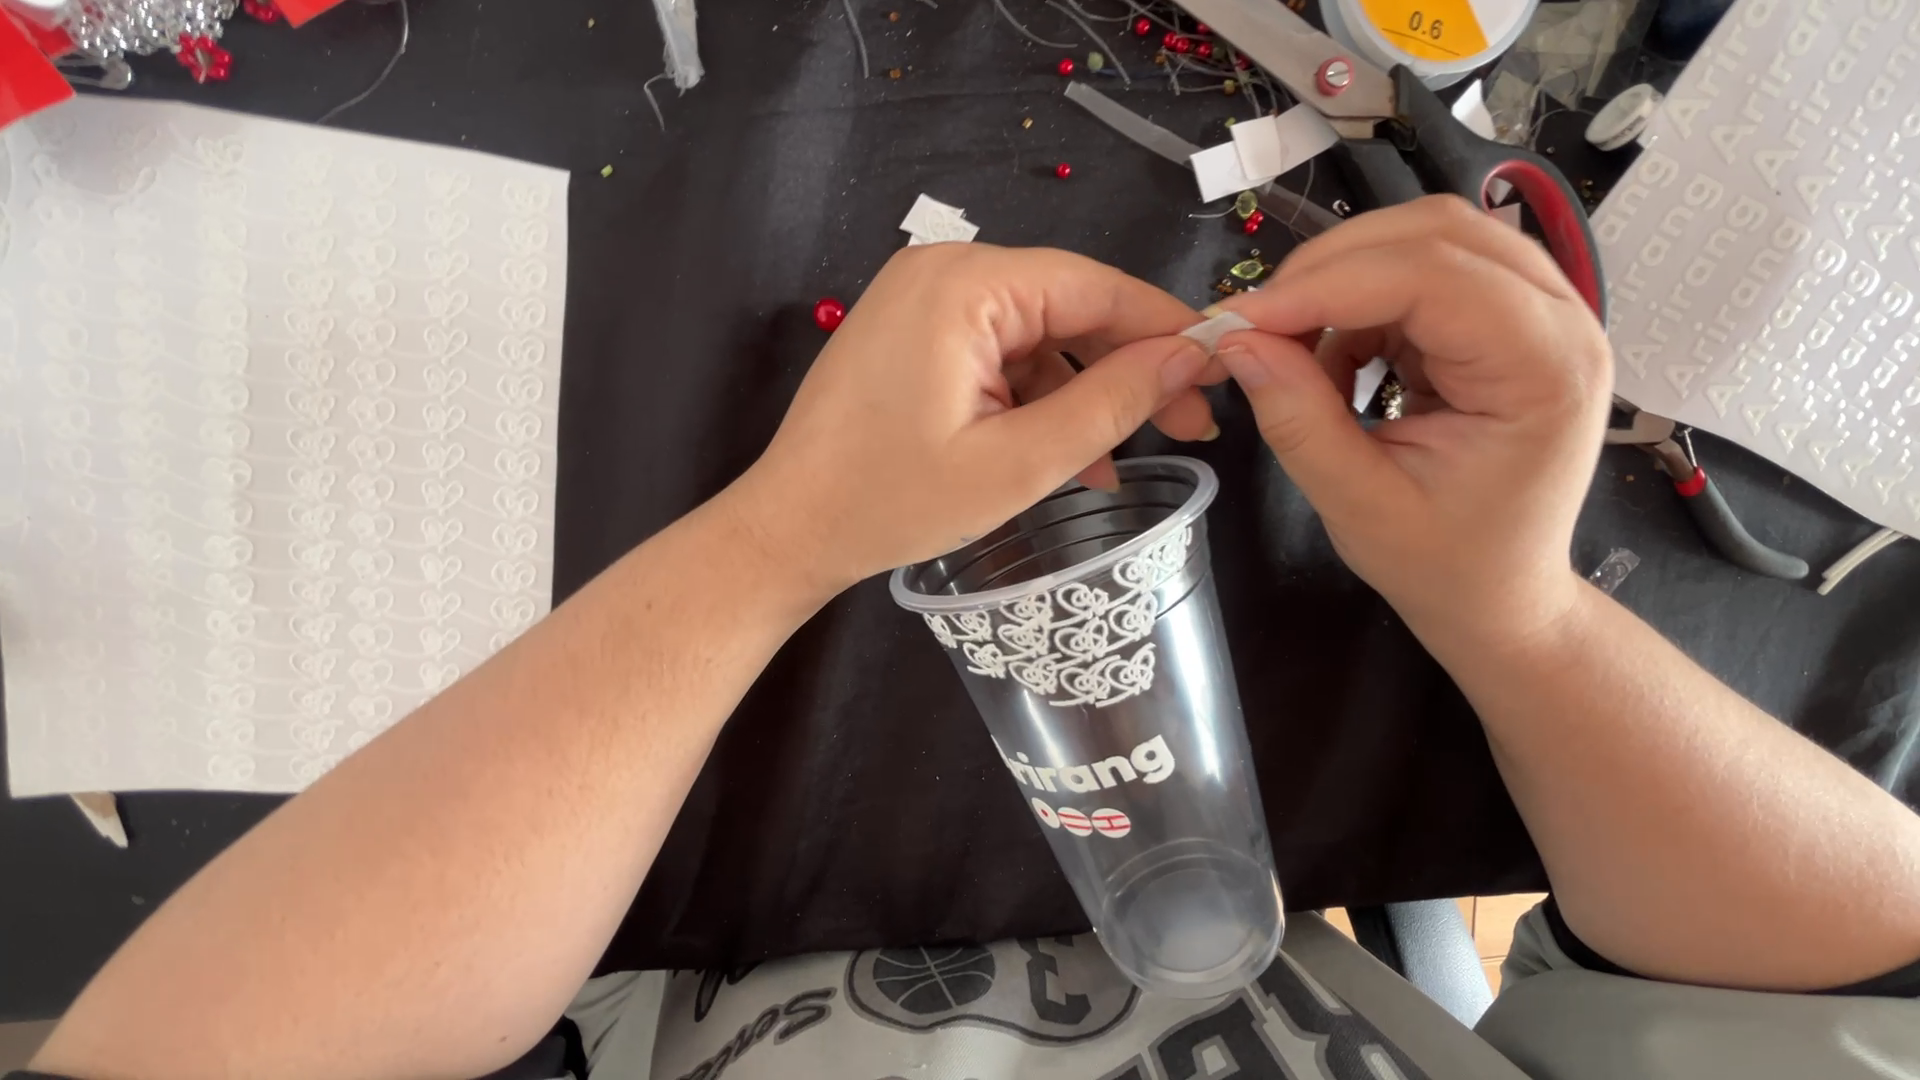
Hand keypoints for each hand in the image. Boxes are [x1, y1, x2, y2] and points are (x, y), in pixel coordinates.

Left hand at [724, 244, 1219, 597]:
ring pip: (1035, 339)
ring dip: (1081, 397)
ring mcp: (922, 303)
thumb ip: (1111, 404)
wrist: (790, 530)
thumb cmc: (893, 503)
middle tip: (1187, 427)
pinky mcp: (913, 338)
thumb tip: (1192, 355)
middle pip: (1066, 309)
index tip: (1224, 369)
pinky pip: (996, 358)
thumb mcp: (1017, 464)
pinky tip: (1066, 455)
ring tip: (1118, 463)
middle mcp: (943, 272)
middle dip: (1127, 370)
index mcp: (965, 285)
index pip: (1095, 287)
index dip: (1167, 328)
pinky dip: (1034, 402)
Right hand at [1214, 196, 1612, 650]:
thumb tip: (1235, 343)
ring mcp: (1535, 314)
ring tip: (1288, 344)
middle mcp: (1560, 320)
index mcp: (1544, 370)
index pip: (1433, 277)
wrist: (1497, 592)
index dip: (1327, 286)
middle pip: (1435, 234)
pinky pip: (1417, 276)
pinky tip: (1330, 361)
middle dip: (1328, 268)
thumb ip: (1297, 420)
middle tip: (1255, 325)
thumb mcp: (1355, 503)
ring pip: (1426, 241)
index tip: (1240, 321)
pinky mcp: (1499, 322)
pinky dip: (1354, 305)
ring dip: (1340, 280)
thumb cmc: (1439, 562)